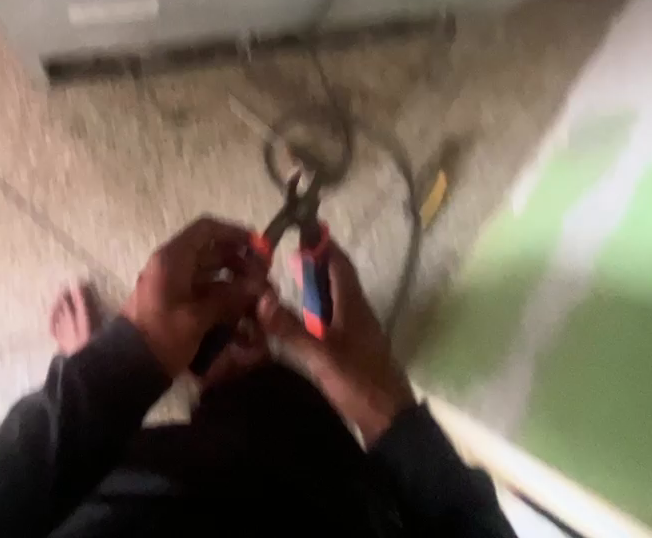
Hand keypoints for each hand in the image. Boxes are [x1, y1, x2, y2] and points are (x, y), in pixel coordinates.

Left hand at [122, 216, 267, 376]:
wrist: (127, 368)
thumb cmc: (160, 336)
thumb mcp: (196, 318)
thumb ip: (228, 299)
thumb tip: (258, 286)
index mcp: (173, 258)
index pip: (206, 229)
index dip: (234, 233)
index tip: (259, 246)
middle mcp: (173, 264)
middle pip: (212, 251)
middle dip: (240, 261)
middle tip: (264, 278)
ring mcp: (174, 283)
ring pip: (210, 272)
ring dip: (234, 281)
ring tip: (258, 297)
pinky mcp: (176, 302)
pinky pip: (204, 290)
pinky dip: (223, 297)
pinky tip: (242, 312)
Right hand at [259, 241, 415, 445]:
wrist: (391, 423)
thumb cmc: (358, 381)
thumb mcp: (320, 354)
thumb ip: (290, 328)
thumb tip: (260, 298)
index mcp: (353, 305)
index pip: (339, 263)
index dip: (323, 245)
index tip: (304, 229)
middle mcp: (358, 311)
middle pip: (338, 278)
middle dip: (316, 264)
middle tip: (288, 257)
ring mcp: (359, 331)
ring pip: (337, 298)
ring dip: (318, 287)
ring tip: (292, 282)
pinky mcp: (356, 349)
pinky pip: (336, 317)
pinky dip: (320, 309)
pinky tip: (304, 318)